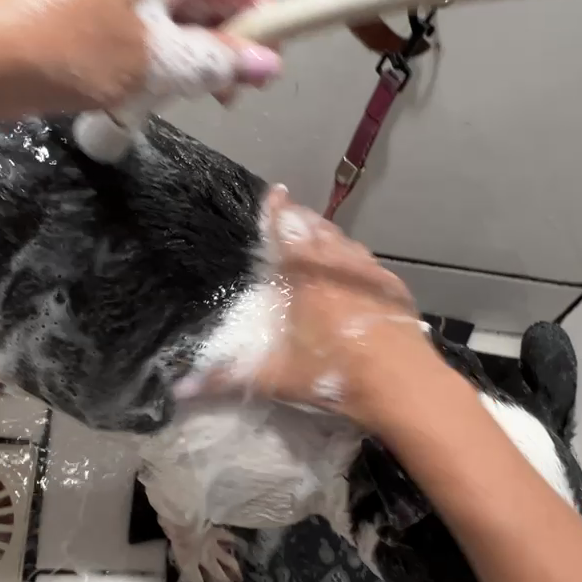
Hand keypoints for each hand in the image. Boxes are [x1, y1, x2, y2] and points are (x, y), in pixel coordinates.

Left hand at [0, 0, 281, 119]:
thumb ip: (217, 62)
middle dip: (221, 49)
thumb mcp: (154, 63)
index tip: (255, 77)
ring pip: (176, 19)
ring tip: (164, 99)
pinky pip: (140, 30)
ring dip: (184, 63)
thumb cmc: (66, 48)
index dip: (263, 23)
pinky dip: (149, 63)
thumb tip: (269, 64)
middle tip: (213, 101)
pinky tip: (132, 93)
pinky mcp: (85, 3)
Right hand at [176, 188, 441, 428]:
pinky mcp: (394, 289)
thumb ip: (227, 378)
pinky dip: (354, 261)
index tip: (273, 191)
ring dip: (328, 237)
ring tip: (318, 240)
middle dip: (301, 220)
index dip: (276, 208)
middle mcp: (338, 263)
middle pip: (317, 228)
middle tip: (289, 218)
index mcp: (306, 275)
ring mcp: (370, 273)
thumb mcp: (276, 378)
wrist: (403, 384)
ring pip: (345, 242)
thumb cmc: (334, 372)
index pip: (286, 228)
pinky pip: (367, 264)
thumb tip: (178, 390)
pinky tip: (353, 274)